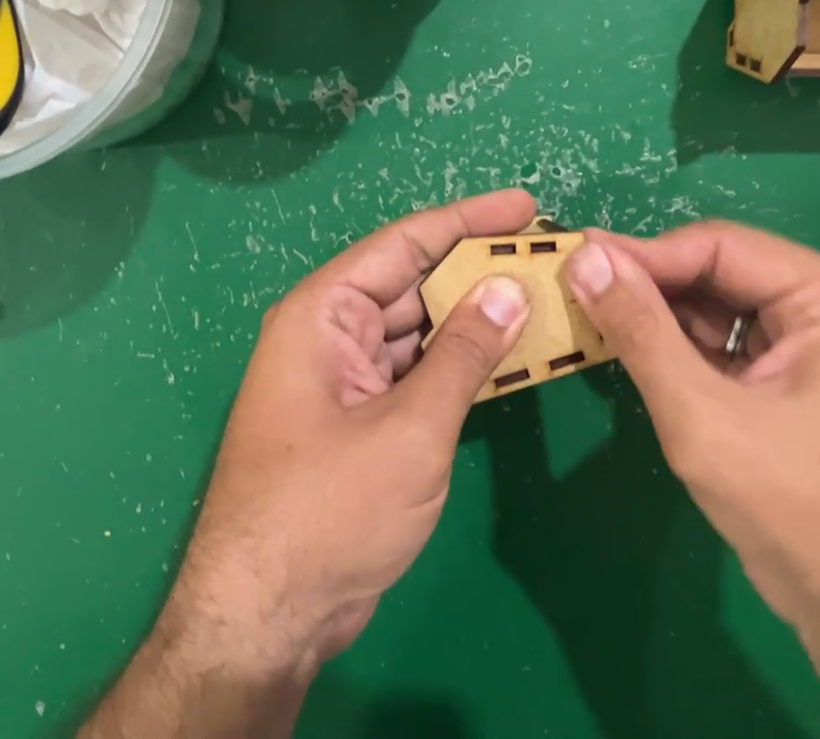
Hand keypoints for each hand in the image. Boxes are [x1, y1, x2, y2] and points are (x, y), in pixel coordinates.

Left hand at [85, 190, 537, 736]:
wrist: (270, 613)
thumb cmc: (331, 509)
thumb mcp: (410, 428)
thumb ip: (464, 354)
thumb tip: (510, 289)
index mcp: (322, 314)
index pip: (402, 244)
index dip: (467, 220)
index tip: (527, 206)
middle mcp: (329, 335)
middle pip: (412, 284)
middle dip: (478, 271)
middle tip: (549, 259)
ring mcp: (344, 380)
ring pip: (418, 331)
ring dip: (474, 320)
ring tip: (543, 302)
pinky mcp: (360, 421)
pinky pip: (417, 374)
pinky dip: (459, 366)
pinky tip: (510, 358)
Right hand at [564, 222, 819, 736]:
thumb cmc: (795, 510)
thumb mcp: (702, 414)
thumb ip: (640, 330)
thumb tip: (584, 258)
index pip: (721, 246)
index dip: (642, 253)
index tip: (574, 259)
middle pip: (722, 272)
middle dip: (649, 285)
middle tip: (575, 289)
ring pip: (720, 307)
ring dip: (660, 316)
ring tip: (593, 316)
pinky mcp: (800, 377)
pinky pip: (729, 343)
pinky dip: (681, 347)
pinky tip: (634, 351)